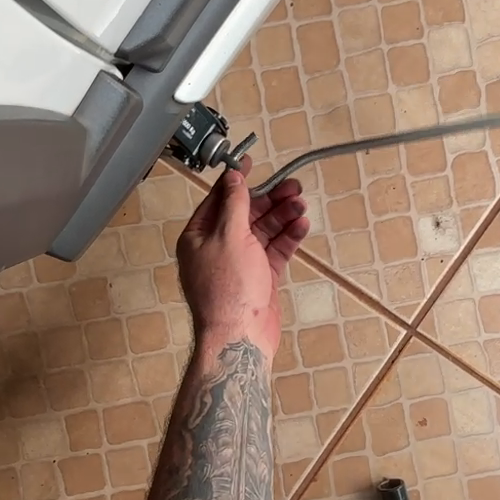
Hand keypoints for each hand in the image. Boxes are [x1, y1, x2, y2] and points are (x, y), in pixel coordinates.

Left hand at [176, 157, 308, 354]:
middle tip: (292, 187)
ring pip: (264, 230)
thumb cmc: (226, 293)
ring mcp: (240, 262)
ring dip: (282, 216)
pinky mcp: (259, 276)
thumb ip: (234, 204)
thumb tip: (233, 179)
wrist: (240, 336)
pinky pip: (275, 250)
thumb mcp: (229, 237)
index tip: (251, 162)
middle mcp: (217, 247)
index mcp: (199, 236)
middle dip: (269, 199)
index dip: (236, 180)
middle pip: (246, 213)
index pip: (219, 199)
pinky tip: (301, 226)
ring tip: (301, 205)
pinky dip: (288, 237)